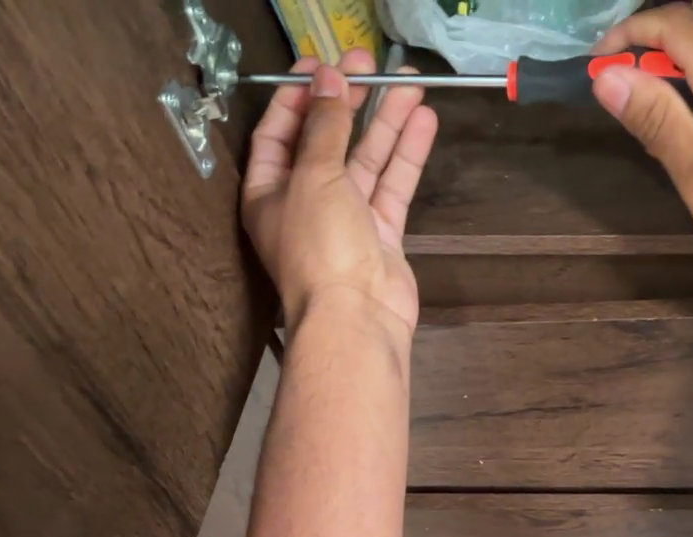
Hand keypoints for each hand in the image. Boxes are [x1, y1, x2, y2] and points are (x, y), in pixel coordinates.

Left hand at [242, 50, 438, 333]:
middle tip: (370, 64)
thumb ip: (325, 126)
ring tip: (409, 84)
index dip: (297, 96)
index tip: (321, 64)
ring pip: (366, 162)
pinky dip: (406, 156)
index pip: (278, 133)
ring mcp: (346, 221)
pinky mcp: (381, 236)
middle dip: (348, 102)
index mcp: (269, 192)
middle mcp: (305, 204)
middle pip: (327, 142)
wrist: (356, 317)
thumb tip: (329, 80)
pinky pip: (392, 187)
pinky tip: (423, 122)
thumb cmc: (319, 246)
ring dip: (386, 123)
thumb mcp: (314, 176)